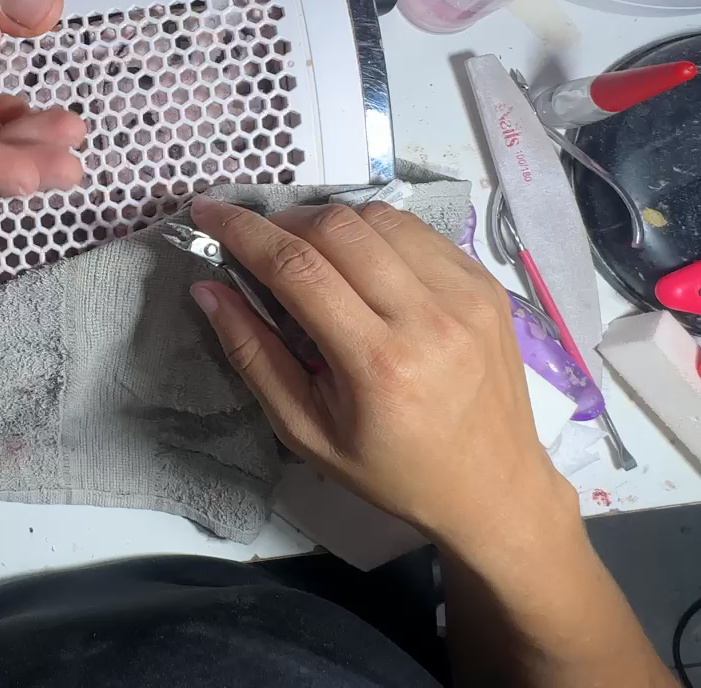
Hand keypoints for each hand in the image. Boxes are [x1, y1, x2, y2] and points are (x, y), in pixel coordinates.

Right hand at [185, 198, 573, 550]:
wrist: (494, 489)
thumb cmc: (388, 468)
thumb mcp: (302, 428)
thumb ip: (252, 353)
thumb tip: (208, 289)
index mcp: (378, 363)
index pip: (296, 268)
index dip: (242, 231)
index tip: (206, 212)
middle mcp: (428, 318)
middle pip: (335, 228)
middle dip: (281, 221)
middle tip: (258, 242)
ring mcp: (465, 295)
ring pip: (375, 216)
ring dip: (325, 221)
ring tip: (307, 251)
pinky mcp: (484, 284)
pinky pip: (412, 227)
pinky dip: (369, 229)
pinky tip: (357, 259)